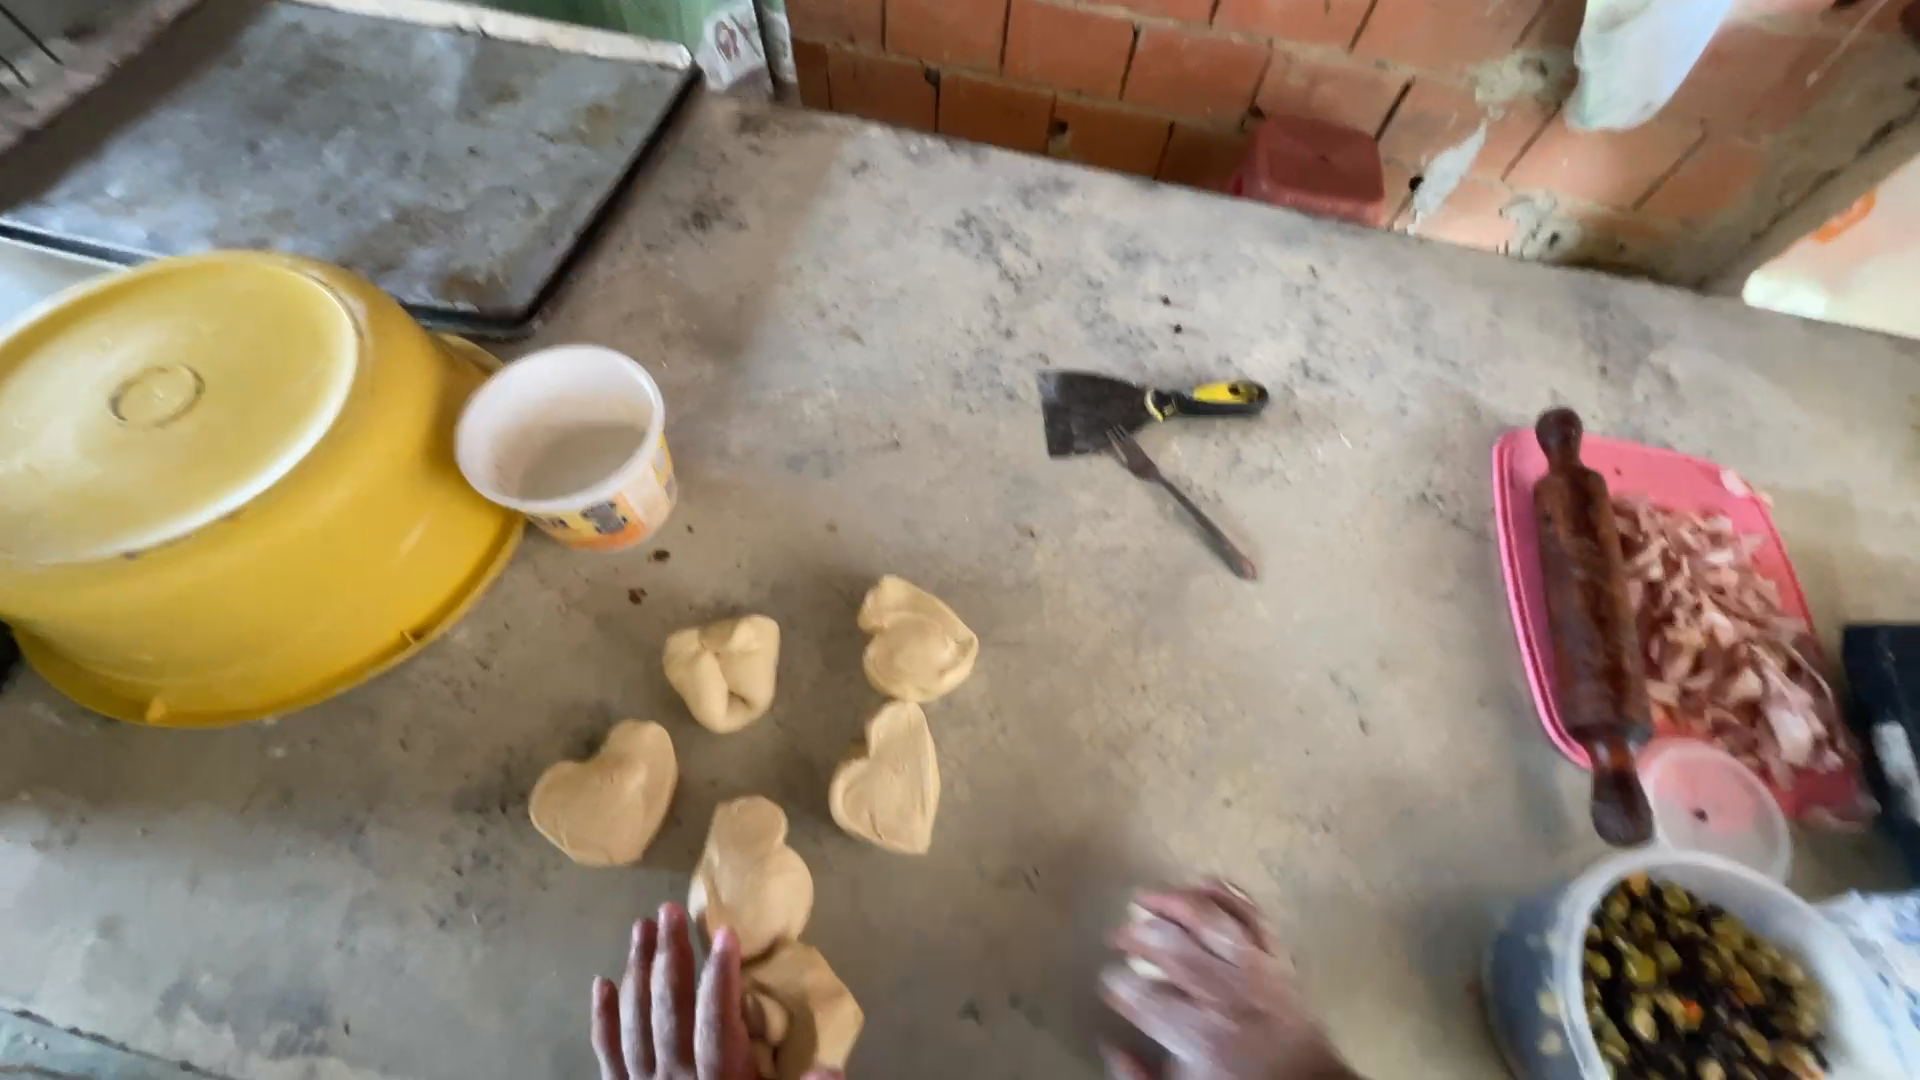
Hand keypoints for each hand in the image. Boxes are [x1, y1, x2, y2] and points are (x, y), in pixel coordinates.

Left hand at [590, 903, 844, 1079]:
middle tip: (670, 910)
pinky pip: (607, 1056)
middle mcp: (674, 1079)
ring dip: (638, 972)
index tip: (726, 932)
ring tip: (642, 927)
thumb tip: (832, 1070)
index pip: (716, 1024)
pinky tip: (603, 981)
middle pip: (669, 1012)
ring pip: (636, 1022)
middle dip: (670, 958)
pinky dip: (604, 1019)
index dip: (719, 980)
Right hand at [1100, 882, 1358, 1079]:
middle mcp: (1231, 996)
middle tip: (1117, 934)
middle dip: (1139, 935)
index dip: (1121, 983)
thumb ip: (1143, 1076)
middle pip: (1176, 950)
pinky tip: (1202, 881)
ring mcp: (1259, 970)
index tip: (1108, 978)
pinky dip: (1229, 893)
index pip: (1149, 1000)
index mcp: (1205, 1038)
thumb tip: (1110, 1045)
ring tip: (1146, 897)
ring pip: (1212, 921)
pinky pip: (1254, 916)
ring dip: (1175, 903)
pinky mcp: (1279, 957)